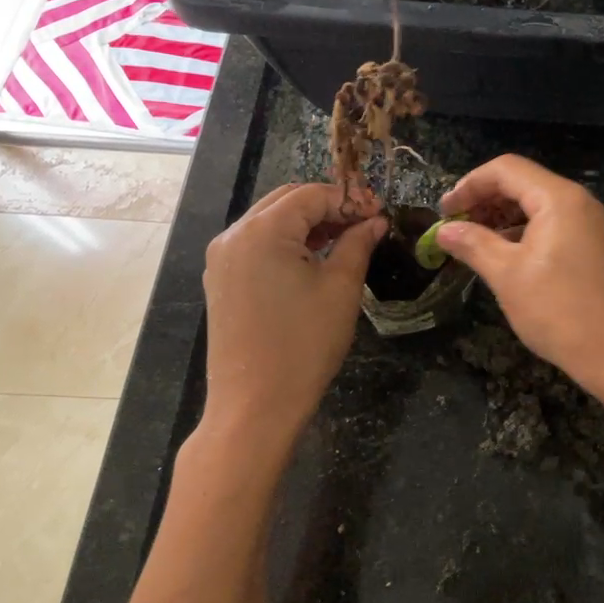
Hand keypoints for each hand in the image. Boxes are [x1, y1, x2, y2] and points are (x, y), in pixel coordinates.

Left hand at [199, 183, 385, 431]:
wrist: (254, 408)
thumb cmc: (304, 344)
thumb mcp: (340, 288)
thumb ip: (358, 243)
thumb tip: (375, 221)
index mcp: (262, 231)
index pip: (312, 194)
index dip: (350, 199)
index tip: (382, 211)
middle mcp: (234, 235)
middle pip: (287, 200)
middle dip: (328, 205)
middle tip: (366, 221)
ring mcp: (222, 259)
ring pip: (271, 220)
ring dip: (308, 222)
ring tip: (346, 237)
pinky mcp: (221, 281)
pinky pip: (258, 244)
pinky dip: (288, 241)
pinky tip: (315, 257)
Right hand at [436, 155, 603, 391]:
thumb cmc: (558, 310)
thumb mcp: (507, 275)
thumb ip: (473, 244)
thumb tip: (443, 231)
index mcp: (558, 198)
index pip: (506, 169)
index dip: (470, 185)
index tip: (444, 212)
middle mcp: (577, 201)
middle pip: (522, 182)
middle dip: (484, 199)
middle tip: (454, 226)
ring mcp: (587, 222)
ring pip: (535, 203)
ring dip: (501, 216)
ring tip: (472, 241)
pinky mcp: (590, 243)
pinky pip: (550, 222)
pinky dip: (521, 231)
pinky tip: (501, 254)